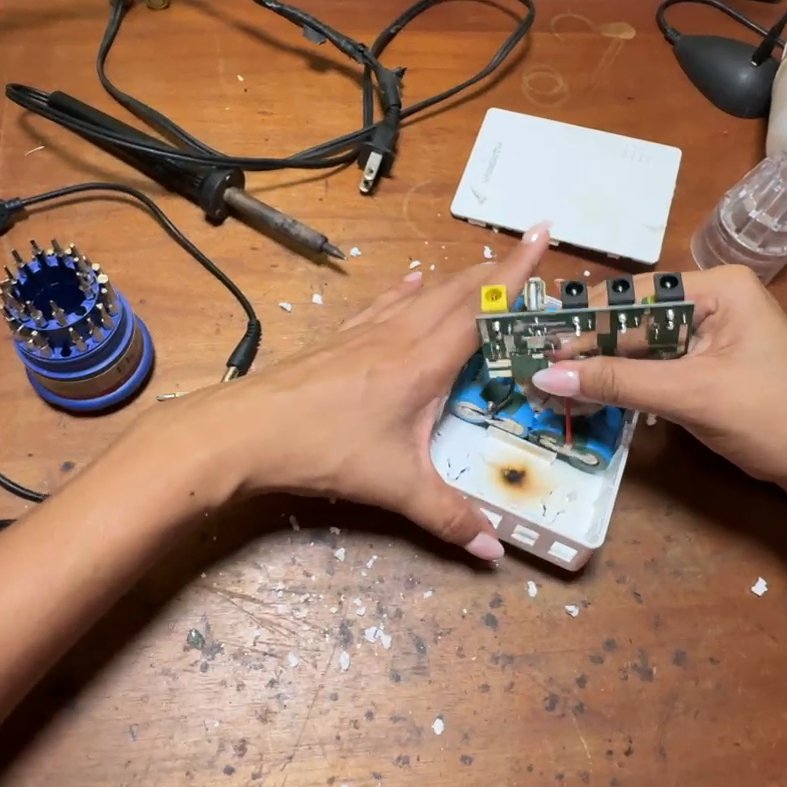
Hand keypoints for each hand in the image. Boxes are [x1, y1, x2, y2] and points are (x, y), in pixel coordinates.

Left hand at [160, 225, 551, 560]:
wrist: (246, 430)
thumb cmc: (324, 449)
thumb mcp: (395, 487)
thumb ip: (448, 517)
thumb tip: (495, 551)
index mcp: (423, 362)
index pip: (481, 308)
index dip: (516, 273)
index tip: (541, 235)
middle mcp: (399, 336)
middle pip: (456, 291)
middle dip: (495, 269)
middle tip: (526, 254)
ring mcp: (365, 333)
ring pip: (422, 294)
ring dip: (456, 279)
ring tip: (481, 269)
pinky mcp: (339, 340)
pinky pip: (383, 305)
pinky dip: (405, 292)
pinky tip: (409, 283)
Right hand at [529, 266, 786, 492]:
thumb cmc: (768, 415)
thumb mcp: (689, 395)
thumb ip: (617, 382)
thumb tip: (545, 375)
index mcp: (719, 287)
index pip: (636, 295)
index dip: (587, 321)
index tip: (543, 344)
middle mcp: (712, 299)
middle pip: (635, 318)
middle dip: (591, 347)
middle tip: (542, 366)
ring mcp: (709, 331)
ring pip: (640, 343)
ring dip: (603, 366)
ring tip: (556, 382)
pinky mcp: (705, 361)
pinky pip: (654, 364)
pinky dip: (624, 381)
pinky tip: (590, 393)